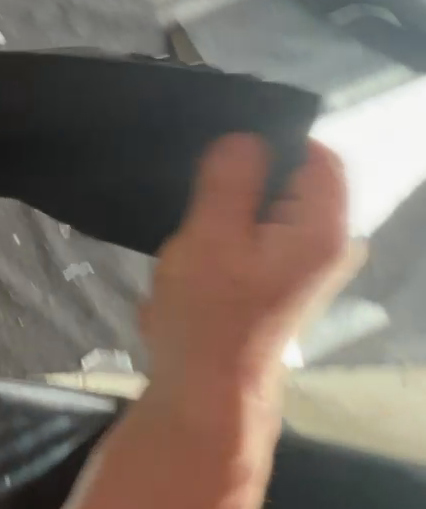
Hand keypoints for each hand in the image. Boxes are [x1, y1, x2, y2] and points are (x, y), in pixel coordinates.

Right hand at [145, 134, 352, 383]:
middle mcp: (324, 242)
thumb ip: (229, 184)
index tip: (215, 134)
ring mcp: (299, 260)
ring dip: (230, 194)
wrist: (205, 373)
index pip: (318, 160)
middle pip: (296, 180)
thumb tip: (242, 137)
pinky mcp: (270, 273)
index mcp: (321, 229)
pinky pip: (257, 227)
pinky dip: (227, 217)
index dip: (273, 139)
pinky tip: (191, 223)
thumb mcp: (210, 236)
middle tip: (189, 161)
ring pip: (270, 204)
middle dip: (246, 166)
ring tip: (183, 190)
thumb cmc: (210, 305)